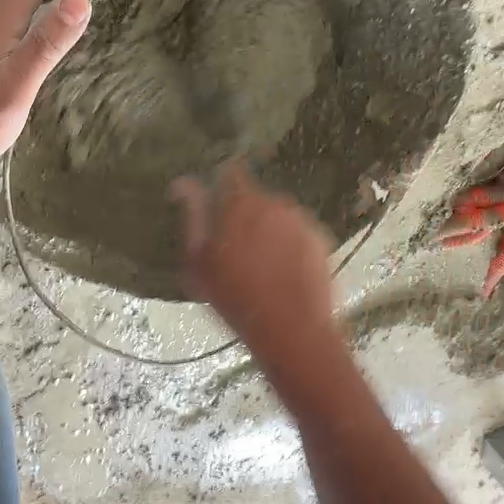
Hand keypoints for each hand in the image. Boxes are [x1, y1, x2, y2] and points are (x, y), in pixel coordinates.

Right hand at [169, 161, 335, 351]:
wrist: (293, 331)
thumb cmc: (236, 298)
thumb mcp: (199, 262)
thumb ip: (192, 216)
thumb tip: (183, 182)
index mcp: (240, 203)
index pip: (229, 172)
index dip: (220, 182)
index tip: (213, 201)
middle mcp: (274, 202)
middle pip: (254, 197)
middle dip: (243, 213)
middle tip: (233, 247)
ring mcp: (301, 220)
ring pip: (276, 215)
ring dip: (266, 229)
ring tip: (259, 264)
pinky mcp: (320, 240)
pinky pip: (297, 233)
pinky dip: (288, 244)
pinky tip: (282, 271)